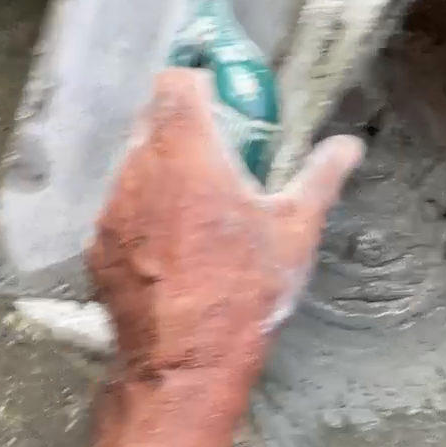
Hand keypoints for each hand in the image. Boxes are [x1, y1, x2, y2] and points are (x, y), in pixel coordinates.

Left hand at [88, 69, 362, 402]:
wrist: (186, 364)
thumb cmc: (246, 292)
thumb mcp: (296, 233)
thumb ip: (320, 178)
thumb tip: (349, 146)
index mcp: (189, 154)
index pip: (176, 82)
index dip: (199, 85)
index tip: (223, 108)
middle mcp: (139, 171)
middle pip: (150, 121)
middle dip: (182, 130)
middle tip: (217, 163)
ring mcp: (111, 210)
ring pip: (132, 166)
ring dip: (161, 173)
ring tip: (194, 213)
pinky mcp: (96, 246)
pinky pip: (118, 210)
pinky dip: (141, 214)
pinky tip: (169, 250)